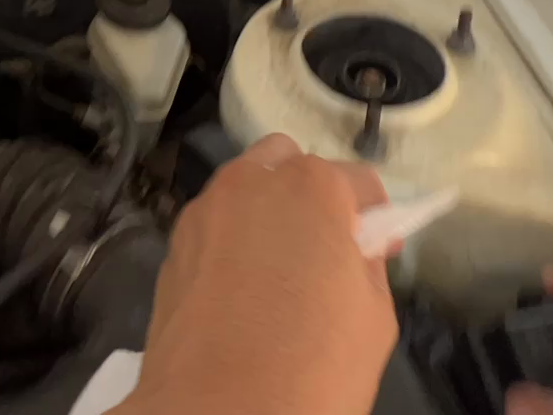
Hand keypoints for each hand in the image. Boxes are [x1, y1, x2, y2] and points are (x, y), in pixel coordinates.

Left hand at [121, 133, 396, 414]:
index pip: (359, 180)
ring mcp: (208, 204)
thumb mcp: (374, 316)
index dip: (374, 216)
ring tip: (276, 267)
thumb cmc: (311, 367)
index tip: (376, 249)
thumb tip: (360, 243)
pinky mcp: (176, 236)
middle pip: (292, 163)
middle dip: (312, 193)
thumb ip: (368, 261)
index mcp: (312, 186)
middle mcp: (254, 178)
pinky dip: (233, 234)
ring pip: (247, 183)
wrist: (217, 413)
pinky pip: (216, 218)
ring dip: (267, 207)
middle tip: (322, 248)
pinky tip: (239, 283)